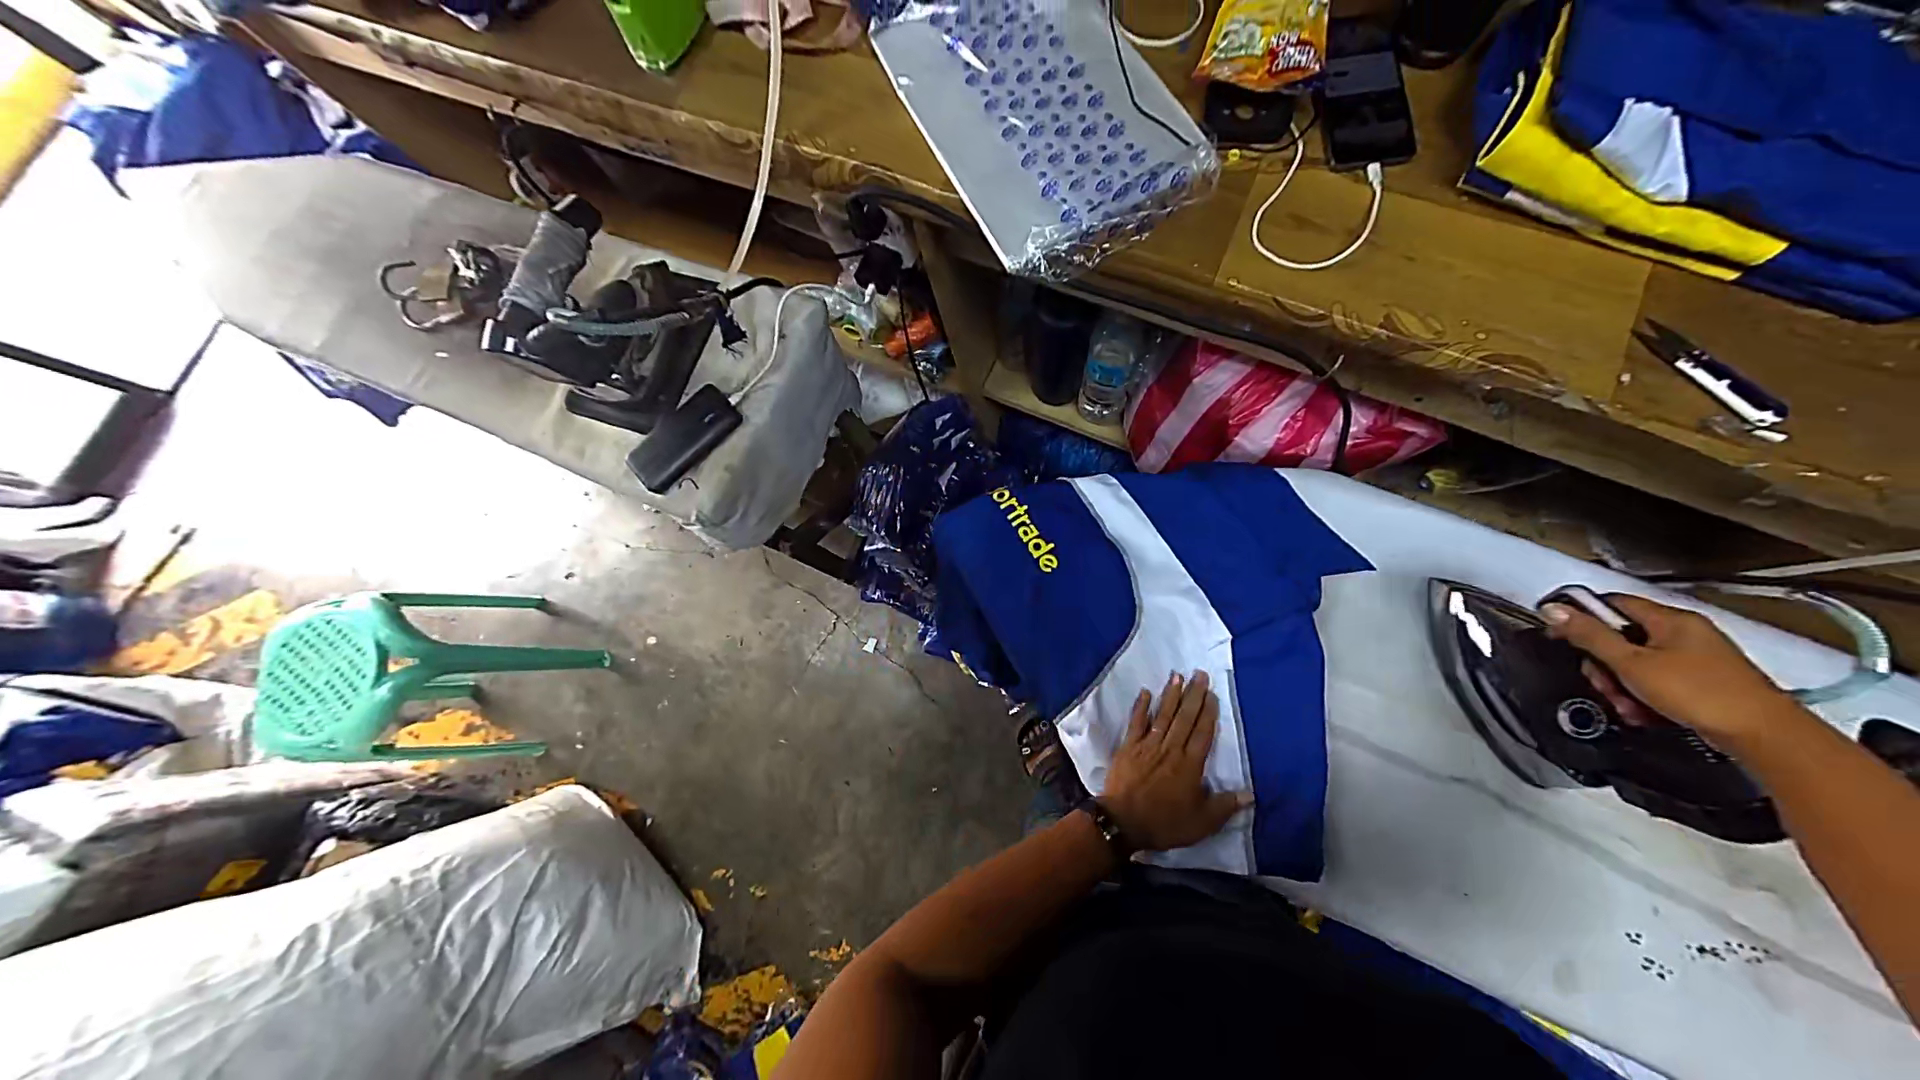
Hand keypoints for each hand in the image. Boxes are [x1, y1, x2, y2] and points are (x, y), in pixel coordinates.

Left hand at [1098, 671, 1251, 851]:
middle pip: (1185, 717)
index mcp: (1191, 764)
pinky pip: (1136, 722)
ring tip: (1178, 676)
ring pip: (1163, 715)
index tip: (1212, 694)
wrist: (1124, 822)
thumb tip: (1250, 794)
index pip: (1203, 732)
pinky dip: (1141, 707)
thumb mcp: (1203, 822)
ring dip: (1171, 695)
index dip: (1209, 712)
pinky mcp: (1128, 747)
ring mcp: (1148, 745)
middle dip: (1193, 695)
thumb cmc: (1165, 823)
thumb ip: (1225, 805)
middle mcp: (1171, 748)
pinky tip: (1146, 692)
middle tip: (1199, 674)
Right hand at [1541, 593, 1802, 748]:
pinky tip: (1644, 713)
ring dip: (1622, 685)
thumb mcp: (1632, 663)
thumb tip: (1553, 609)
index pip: (1612, 603)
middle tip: (1604, 683)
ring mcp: (1696, 658)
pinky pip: (1657, 680)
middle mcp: (1684, 633)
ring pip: (1637, 663)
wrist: (1763, 735)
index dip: (1582, 617)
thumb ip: (1590, 636)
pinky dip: (1644, 696)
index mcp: (1670, 620)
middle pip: (1622, 637)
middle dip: (1604, 664)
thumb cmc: (1697, 693)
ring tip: (1628, 706)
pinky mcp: (1702, 682)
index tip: (1561, 636)